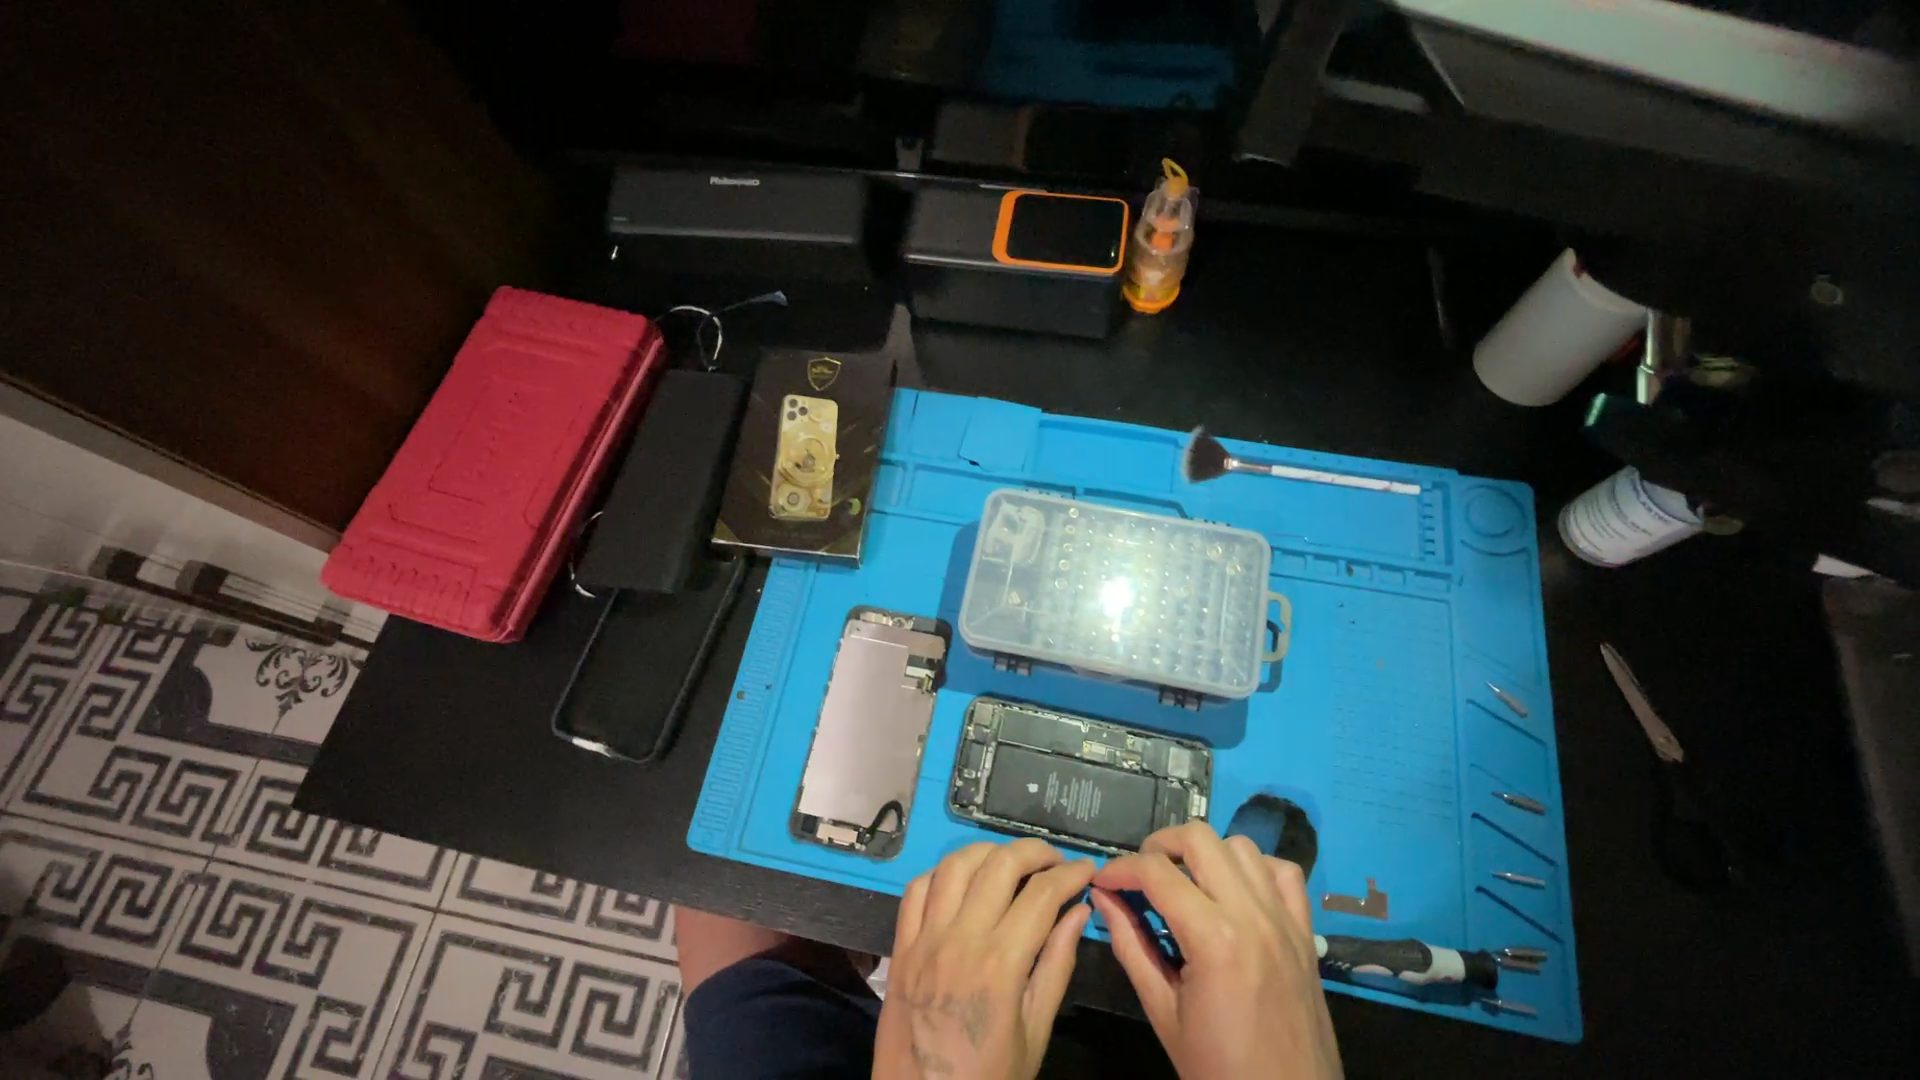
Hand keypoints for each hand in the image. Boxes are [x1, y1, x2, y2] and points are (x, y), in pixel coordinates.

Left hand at [874, 839, 1097, 1079]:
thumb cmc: (987, 1078)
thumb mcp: (1034, 1032)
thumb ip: (1056, 965)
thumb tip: (1080, 912)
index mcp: (1000, 964)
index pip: (1041, 895)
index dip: (1069, 874)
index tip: (1086, 869)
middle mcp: (960, 938)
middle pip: (999, 865)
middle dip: (1033, 851)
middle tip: (1054, 860)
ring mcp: (925, 938)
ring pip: (955, 865)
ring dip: (987, 852)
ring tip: (1010, 860)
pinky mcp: (901, 945)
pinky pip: (917, 889)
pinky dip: (942, 873)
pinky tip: (962, 880)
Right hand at [1090, 822, 1340, 1079]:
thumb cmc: (1218, 1068)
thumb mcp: (1163, 1012)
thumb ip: (1130, 945)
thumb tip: (1102, 898)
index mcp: (1213, 938)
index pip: (1155, 872)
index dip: (1119, 868)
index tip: (1101, 881)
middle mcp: (1252, 914)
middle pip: (1199, 838)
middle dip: (1159, 845)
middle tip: (1139, 874)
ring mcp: (1284, 919)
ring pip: (1240, 846)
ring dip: (1205, 853)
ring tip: (1184, 880)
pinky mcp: (1304, 932)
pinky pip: (1283, 873)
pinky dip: (1254, 868)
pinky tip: (1233, 889)